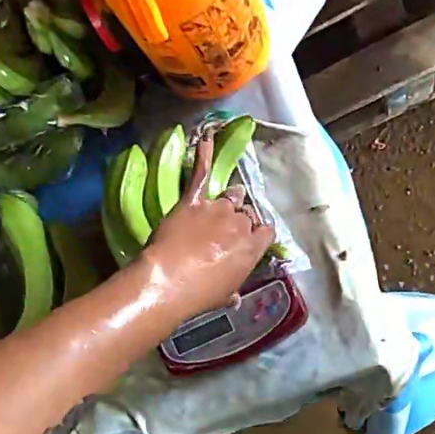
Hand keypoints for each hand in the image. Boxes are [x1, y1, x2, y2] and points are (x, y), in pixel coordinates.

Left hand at [135, 137, 274, 319]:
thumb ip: (232, 287)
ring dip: (227, 200)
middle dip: (238, 220)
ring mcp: (216, 209)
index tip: (245, 243)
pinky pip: (201, 174)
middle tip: (223, 234)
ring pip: (230, 196)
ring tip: (220, 205)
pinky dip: (204, 155)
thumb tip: (232, 294)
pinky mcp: (192, 202)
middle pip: (246, 213)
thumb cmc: (199, 294)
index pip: (265, 232)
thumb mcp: (223, 296)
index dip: (255, 236)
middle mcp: (240, 223)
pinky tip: (206, 138)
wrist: (169, 281)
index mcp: (253, 248)